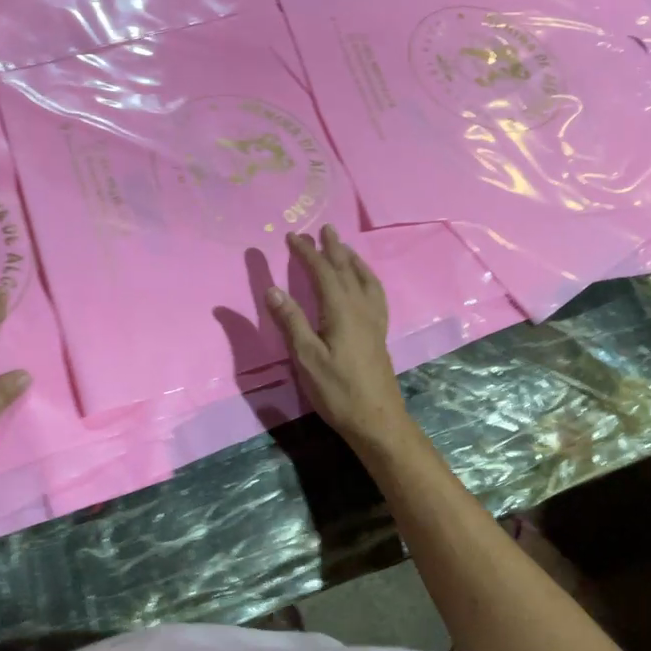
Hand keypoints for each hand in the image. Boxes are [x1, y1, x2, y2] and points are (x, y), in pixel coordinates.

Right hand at [265, 225, 414, 449]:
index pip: (322, 273)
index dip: (307, 253)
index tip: (292, 236)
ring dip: (352, 260)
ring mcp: (374, 322)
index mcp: (341, 311)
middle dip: (332, 249)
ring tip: (344, 247)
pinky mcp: (379, 334)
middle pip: (346, 270)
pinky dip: (367, 279)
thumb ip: (291, 321)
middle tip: (323, 229)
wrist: (377, 421)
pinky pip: (375, 294)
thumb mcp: (306, 358)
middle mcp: (361, 309)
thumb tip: (272, 288)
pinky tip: (364, 284)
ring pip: (364, 280)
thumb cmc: (338, 391)